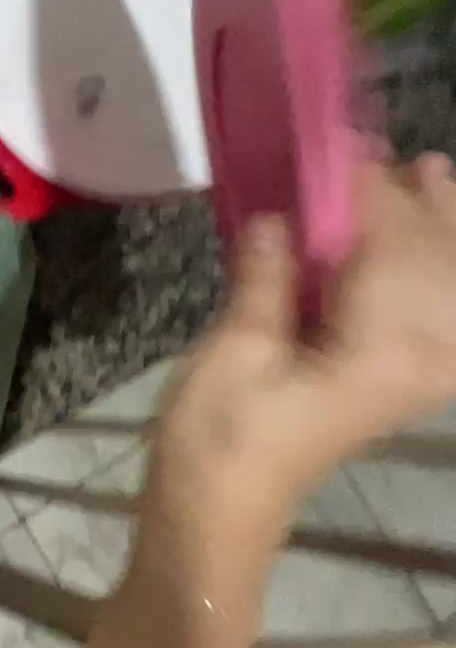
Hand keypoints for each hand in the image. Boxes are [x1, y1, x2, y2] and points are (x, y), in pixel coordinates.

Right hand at [141, 152, 455, 579]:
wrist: (222, 502)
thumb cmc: (215, 435)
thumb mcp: (229, 356)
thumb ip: (263, 286)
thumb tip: (273, 222)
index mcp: (383, 344)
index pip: (390, 245)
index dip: (366, 190)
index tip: (339, 145)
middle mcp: (430, 349)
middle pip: (438, 255)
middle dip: (411, 200)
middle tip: (376, 153)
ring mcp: (426, 364)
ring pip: (452, 277)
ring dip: (440, 225)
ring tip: (430, 174)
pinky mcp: (406, 374)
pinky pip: (442, 304)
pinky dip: (436, 265)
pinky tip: (428, 242)